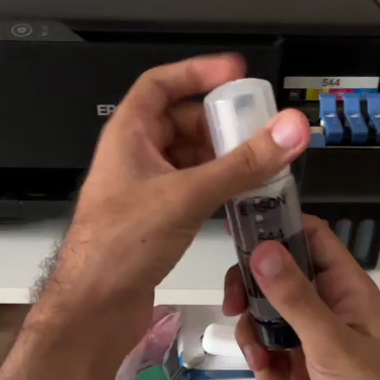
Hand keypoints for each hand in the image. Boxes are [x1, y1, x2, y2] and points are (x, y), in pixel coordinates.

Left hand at [45, 55, 309, 329]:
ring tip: (257, 165)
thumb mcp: (186, 196)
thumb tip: (286, 132)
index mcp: (128, 135)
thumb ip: (241, 164)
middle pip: (181, 121)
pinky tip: (239, 197)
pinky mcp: (155, 219)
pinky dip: (216, 187)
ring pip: (189, 158)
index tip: (234, 73)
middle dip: (219, 123)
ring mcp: (144, 189)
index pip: (160, 84)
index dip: (197, 72)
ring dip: (221, 158)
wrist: (93, 307)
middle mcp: (134, 158)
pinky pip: (191, 189)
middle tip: (256, 129)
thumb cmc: (117, 247)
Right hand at [223, 217, 379, 379]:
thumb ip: (294, 298)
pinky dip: (274, 378)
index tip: (236, 239)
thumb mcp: (331, 344)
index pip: (310, 236)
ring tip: (275, 376)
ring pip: (268, 324)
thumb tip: (261, 249)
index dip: (275, 229)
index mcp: (345, 287)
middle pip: (275, 280)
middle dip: (251, 299)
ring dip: (260, 349)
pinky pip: (274, 360)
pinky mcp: (306, 370)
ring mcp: (316, 339)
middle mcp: (330, 306)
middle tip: (233, 312)